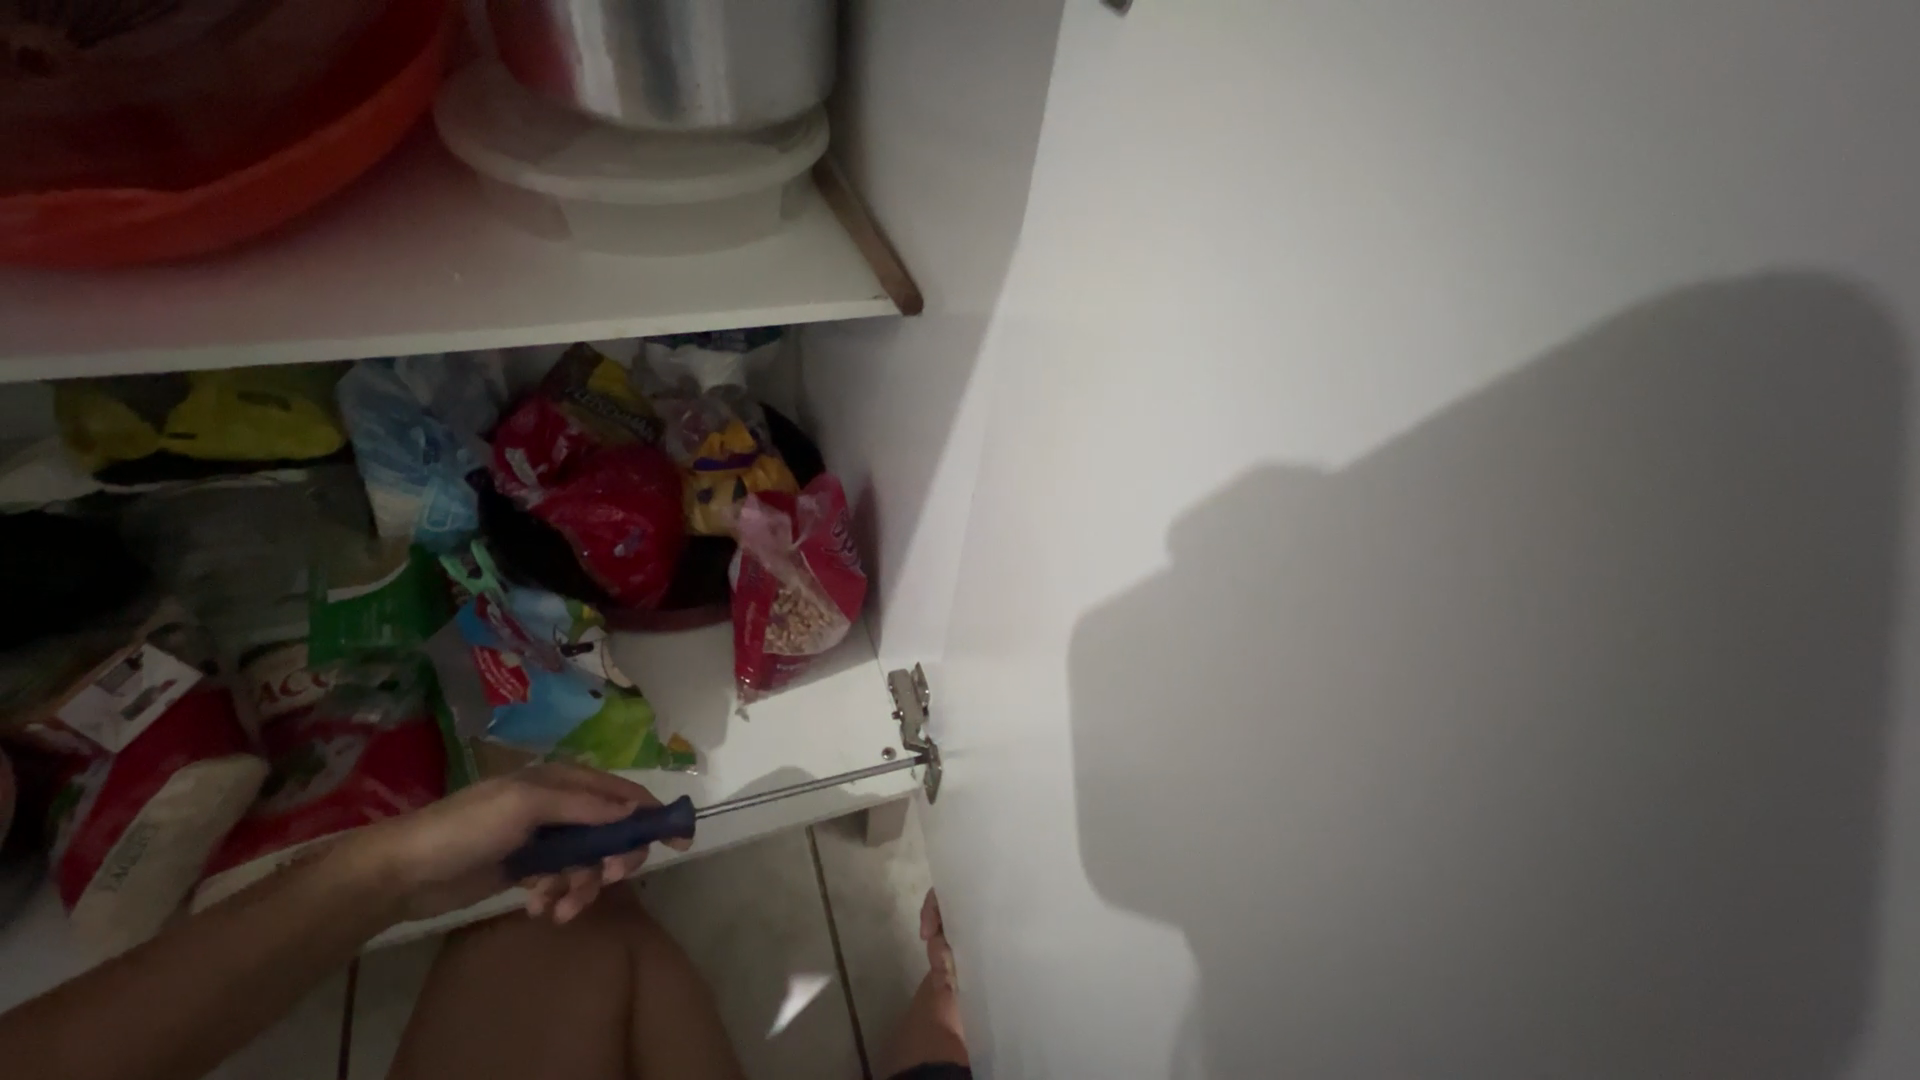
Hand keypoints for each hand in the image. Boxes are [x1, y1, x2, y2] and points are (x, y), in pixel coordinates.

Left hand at [341, 764, 691, 924]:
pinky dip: (557, 895)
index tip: (681, 841)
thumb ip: (583, 807)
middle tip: (604, 882)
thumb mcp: (527, 806)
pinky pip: (562, 881)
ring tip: (557, 907)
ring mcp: (545, 838)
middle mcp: (562, 807)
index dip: (654, 814)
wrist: (403, 870)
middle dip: (613, 859)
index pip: (624, 795)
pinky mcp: (529, 867)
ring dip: (581, 886)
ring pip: (589, 862)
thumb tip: (633, 812)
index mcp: (565, 782)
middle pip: (613, 832)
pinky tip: (537, 906)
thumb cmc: (467, 828)